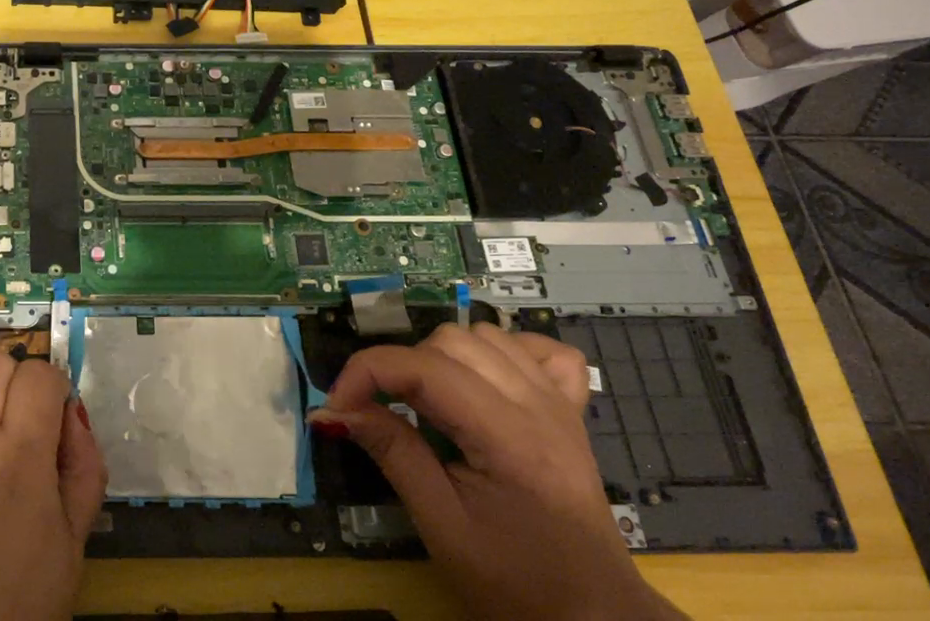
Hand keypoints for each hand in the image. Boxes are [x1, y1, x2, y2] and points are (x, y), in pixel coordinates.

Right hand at [310, 323, 686, 620]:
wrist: (594, 617)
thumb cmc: (515, 583)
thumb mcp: (441, 526)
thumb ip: (393, 454)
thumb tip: (335, 410)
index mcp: (509, 437)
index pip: (423, 368)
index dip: (366, 372)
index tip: (336, 406)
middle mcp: (539, 406)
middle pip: (451, 341)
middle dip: (402, 367)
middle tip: (382, 412)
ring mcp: (560, 405)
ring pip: (486, 336)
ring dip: (443, 356)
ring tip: (427, 402)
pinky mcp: (570, 413)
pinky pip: (540, 352)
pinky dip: (504, 351)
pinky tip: (483, 380)